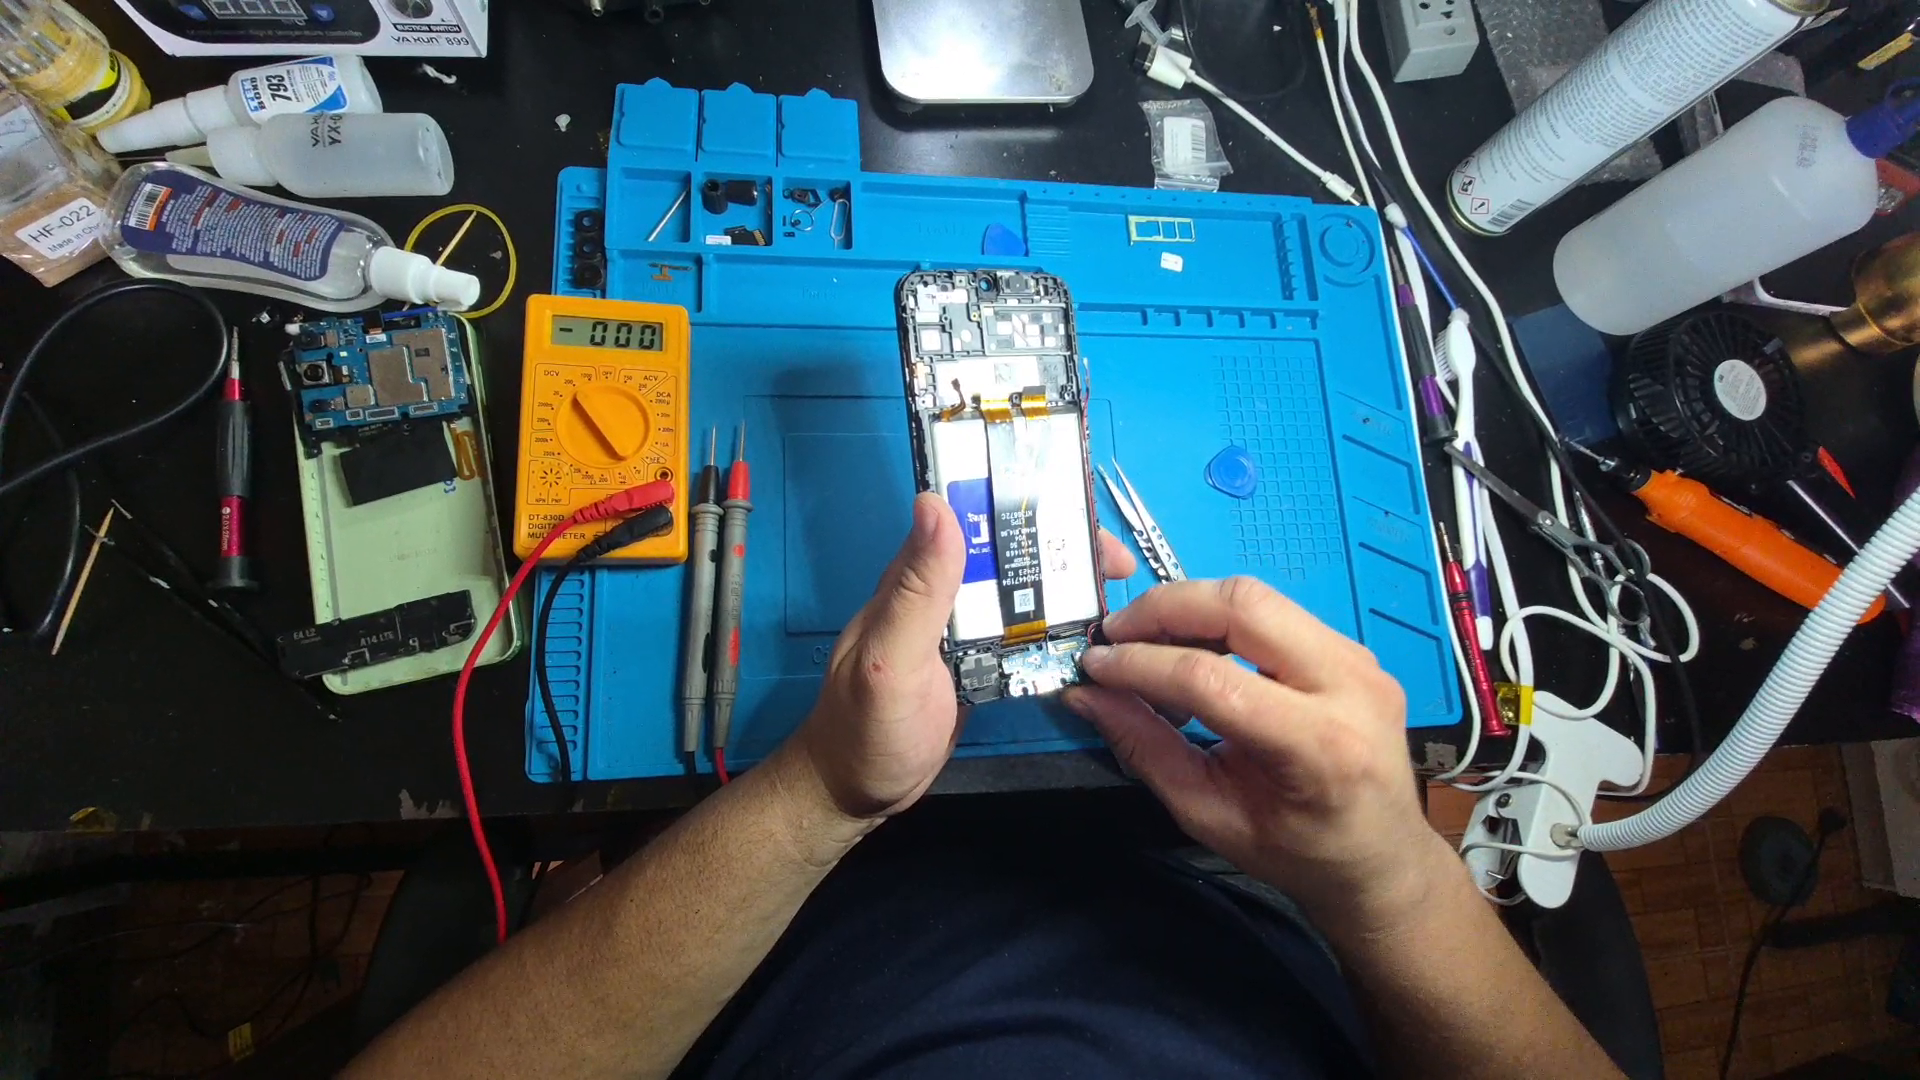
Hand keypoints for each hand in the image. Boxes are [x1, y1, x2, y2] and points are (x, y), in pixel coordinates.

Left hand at [783, 493, 1137, 821]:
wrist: (857, 792)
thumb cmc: (865, 728)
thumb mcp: (892, 657)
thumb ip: (916, 588)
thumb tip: (935, 501)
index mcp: (916, 580)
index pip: (971, 520)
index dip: (1024, 505)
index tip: (1078, 510)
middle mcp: (942, 596)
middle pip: (1008, 554)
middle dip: (1062, 548)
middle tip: (1115, 563)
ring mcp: (963, 632)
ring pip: (1021, 594)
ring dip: (1066, 588)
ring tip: (1115, 594)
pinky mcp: (979, 664)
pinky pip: (1023, 635)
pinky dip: (1056, 630)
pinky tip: (1089, 635)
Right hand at [1064, 577, 1445, 928]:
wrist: (1383, 859)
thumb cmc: (1295, 852)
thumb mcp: (1207, 812)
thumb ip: (1144, 746)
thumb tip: (1087, 695)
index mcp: (1317, 745)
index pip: (1210, 677)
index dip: (1139, 665)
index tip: (1093, 664)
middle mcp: (1348, 684)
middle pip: (1241, 606)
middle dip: (1164, 608)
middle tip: (1116, 632)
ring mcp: (1357, 658)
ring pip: (1255, 596)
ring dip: (1188, 605)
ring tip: (1145, 637)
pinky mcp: (1350, 648)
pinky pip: (1270, 610)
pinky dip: (1216, 617)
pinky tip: (1188, 644)